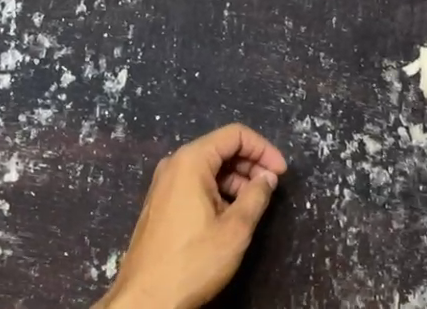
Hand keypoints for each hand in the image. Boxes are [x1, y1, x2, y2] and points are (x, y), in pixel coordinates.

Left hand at [96, 124, 288, 308]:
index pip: (235, 135)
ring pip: (209, 168)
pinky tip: (230, 215)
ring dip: (236, 180)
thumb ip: (256, 196)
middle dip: (250, 164)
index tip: (281, 173)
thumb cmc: (193, 261)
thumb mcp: (234, 230)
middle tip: (271, 188)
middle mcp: (175, 163)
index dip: (263, 149)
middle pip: (221, 148)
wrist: (145, 300)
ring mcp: (165, 183)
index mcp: (191, 160)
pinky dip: (218, 191)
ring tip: (254, 205)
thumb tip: (268, 177)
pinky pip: (196, 183)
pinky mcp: (162, 203)